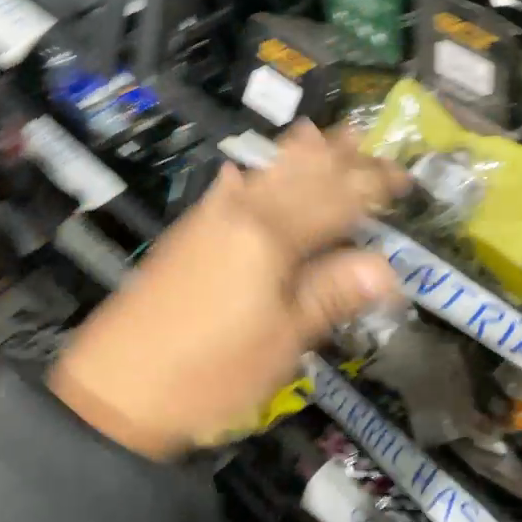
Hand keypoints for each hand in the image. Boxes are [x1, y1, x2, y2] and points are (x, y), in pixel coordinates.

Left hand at [49, 122, 409, 459]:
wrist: (115, 388)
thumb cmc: (209, 375)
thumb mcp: (280, 343)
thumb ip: (330, 295)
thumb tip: (388, 270)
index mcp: (271, 237)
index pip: (336, 199)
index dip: (373, 185)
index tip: (406, 179)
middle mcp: (242, 213)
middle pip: (301, 174)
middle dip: (342, 158)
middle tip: (375, 144)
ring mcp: (210, 218)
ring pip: (265, 172)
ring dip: (299, 153)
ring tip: (325, 133)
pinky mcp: (189, 233)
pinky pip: (231, 187)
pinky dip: (254, 173)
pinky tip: (249, 170)